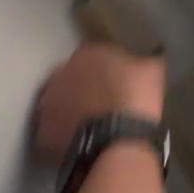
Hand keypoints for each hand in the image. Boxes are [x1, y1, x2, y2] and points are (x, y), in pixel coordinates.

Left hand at [34, 43, 166, 158]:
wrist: (115, 139)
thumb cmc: (135, 96)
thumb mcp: (152, 69)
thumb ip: (145, 59)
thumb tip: (153, 52)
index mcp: (87, 53)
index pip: (92, 55)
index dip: (104, 67)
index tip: (116, 78)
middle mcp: (60, 74)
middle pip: (69, 77)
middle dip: (81, 86)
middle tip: (99, 99)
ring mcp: (47, 106)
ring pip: (58, 103)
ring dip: (68, 109)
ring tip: (88, 121)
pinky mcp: (41, 135)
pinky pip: (52, 130)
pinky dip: (62, 133)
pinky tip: (79, 139)